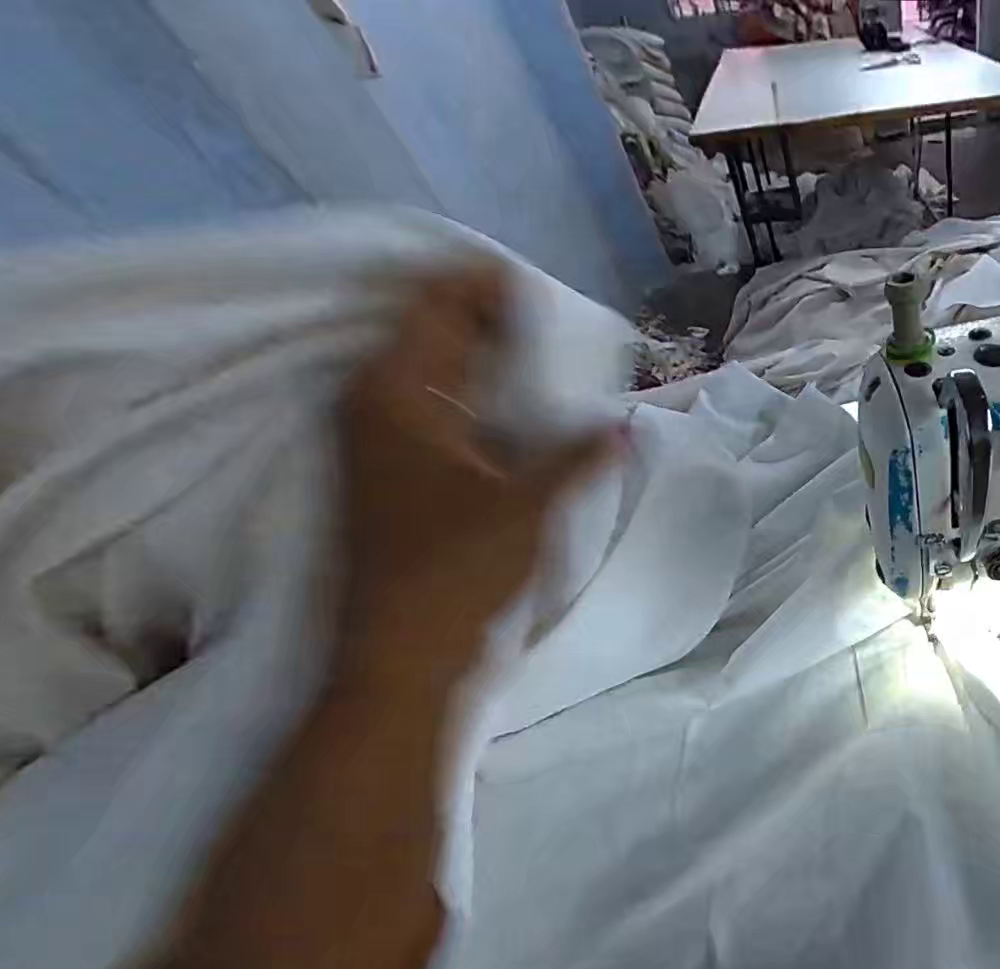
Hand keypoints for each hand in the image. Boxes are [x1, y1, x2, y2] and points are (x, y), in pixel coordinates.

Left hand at [335, 264, 621, 680]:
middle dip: (489, 316)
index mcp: (396, 394)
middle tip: (552, 323)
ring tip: (542, 359)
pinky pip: (431, 403)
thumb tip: (628, 423)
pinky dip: (473, 392)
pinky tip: (516, 409)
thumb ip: (581, 455)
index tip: (541, 287)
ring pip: (430, 368)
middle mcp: (372, 403)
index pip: (436, 303)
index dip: (486, 284)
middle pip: (428, 330)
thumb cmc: (457, 572)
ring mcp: (374, 437)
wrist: (401, 652)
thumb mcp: (529, 506)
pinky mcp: (388, 468)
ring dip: (483, 355)